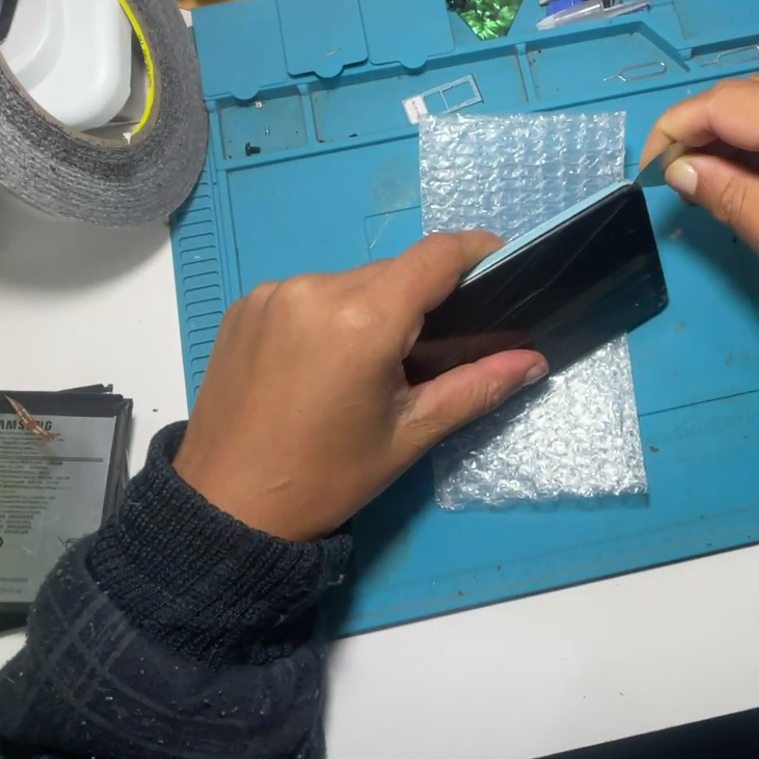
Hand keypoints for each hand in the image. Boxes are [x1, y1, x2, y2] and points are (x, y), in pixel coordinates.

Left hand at [175, 232, 546, 540]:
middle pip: (394, 271)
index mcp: (362, 320)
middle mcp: (315, 288)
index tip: (498, 263)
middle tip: (431, 348)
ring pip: (352, 281)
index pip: (435, 256)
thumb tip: (534, 361)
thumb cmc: (325, 478)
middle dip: (423, 297)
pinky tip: (325, 359)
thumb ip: (477, 388)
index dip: (475, 250)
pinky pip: (311, 292)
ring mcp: (273, 292)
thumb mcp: (409, 435)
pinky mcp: (246, 304)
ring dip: (375, 306)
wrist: (224, 508)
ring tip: (373, 363)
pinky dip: (333, 312)